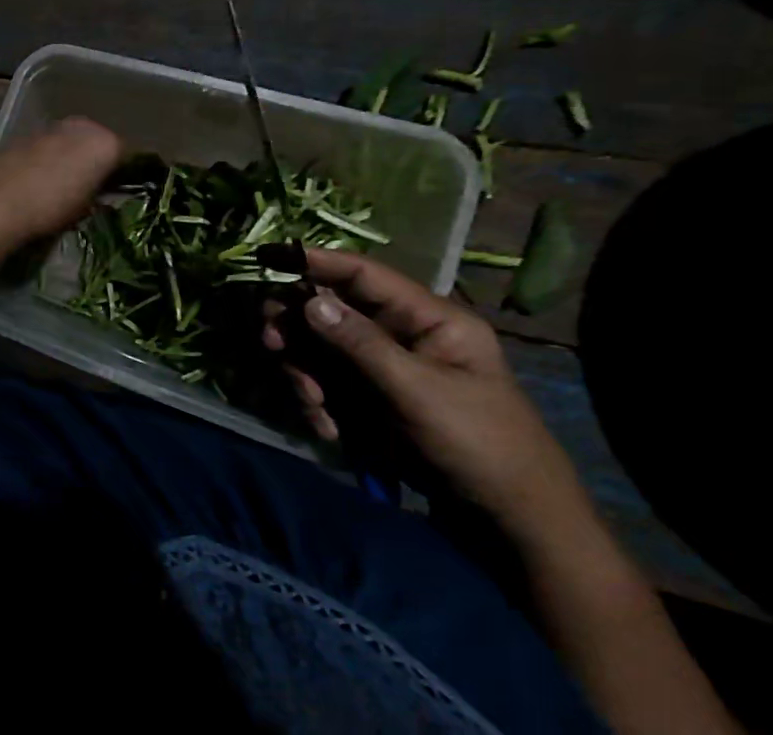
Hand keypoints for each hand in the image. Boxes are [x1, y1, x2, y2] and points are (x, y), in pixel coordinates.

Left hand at [0, 117, 123, 237]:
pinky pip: (45, 143)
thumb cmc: (52, 208)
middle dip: (92, 157)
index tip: (112, 188)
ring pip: (69, 139)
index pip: (123, 154)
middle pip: (95, 140)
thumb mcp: (85, 206)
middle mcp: (83, 126)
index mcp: (106, 143)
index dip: (118, 173)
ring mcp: (52, 126)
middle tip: (86, 182)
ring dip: (67, 153)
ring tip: (59, 180)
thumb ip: (96, 190)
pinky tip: (37, 174)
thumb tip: (95, 189)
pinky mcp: (26, 133)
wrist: (0, 201)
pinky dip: (45, 154)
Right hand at [264, 248, 586, 525]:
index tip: (266, 256)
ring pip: (315, 349)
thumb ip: (360, 343)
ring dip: (304, 375)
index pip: (362, 275)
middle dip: (296, 331)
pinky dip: (314, 402)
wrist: (506, 516)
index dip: (314, 261)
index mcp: (427, 318)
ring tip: (316, 407)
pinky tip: (327, 428)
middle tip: (272, 346)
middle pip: (326, 310)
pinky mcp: (364, 394)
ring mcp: (378, 365)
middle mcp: (397, 333)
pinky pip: (321, 382)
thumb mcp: (418, 390)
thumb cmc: (478, 443)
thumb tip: (307, 299)